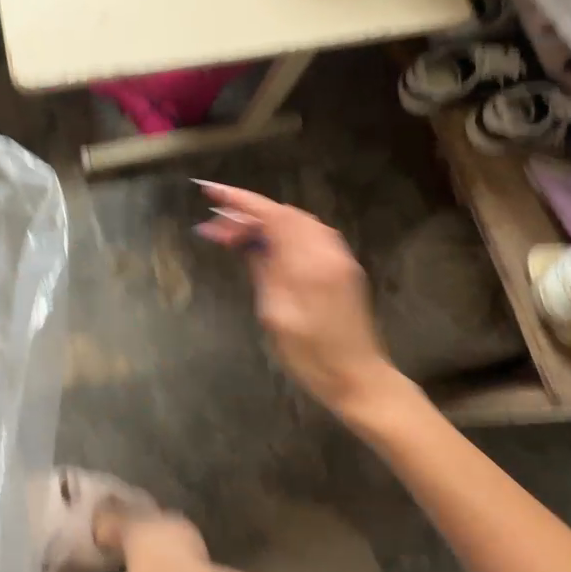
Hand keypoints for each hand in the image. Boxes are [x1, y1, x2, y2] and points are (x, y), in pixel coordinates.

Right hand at [193, 181, 400, 416]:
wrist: (361, 380)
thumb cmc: (311, 358)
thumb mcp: (275, 317)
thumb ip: (263, 270)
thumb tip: (246, 238)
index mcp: (309, 263)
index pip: (272, 215)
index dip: (240, 200)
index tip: (210, 191)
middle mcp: (328, 250)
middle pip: (284, 214)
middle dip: (248, 213)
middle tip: (215, 228)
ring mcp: (341, 257)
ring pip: (298, 222)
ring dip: (266, 221)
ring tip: (234, 235)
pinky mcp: (345, 267)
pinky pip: (311, 235)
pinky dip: (285, 231)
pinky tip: (267, 244)